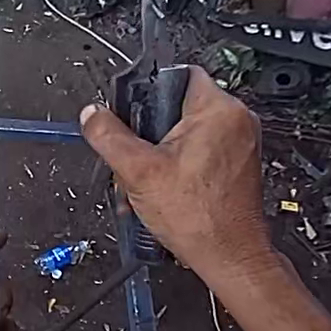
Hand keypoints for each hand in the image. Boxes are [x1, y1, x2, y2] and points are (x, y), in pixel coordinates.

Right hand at [79, 72, 277, 289]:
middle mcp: (236, 121)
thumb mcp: (137, 170)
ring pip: (184, 133)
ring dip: (157, 154)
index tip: (131, 114)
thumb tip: (92, 114)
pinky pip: (197, 151)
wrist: (227, 254)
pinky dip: (175, 165)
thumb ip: (109, 136)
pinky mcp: (235, 164)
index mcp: (218, 110)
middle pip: (176, 108)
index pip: (177, 75)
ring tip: (145, 180)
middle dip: (146, 133)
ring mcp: (239, 143)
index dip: (147, 91)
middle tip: (135, 157)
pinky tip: (160, 189)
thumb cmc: (198, 217)